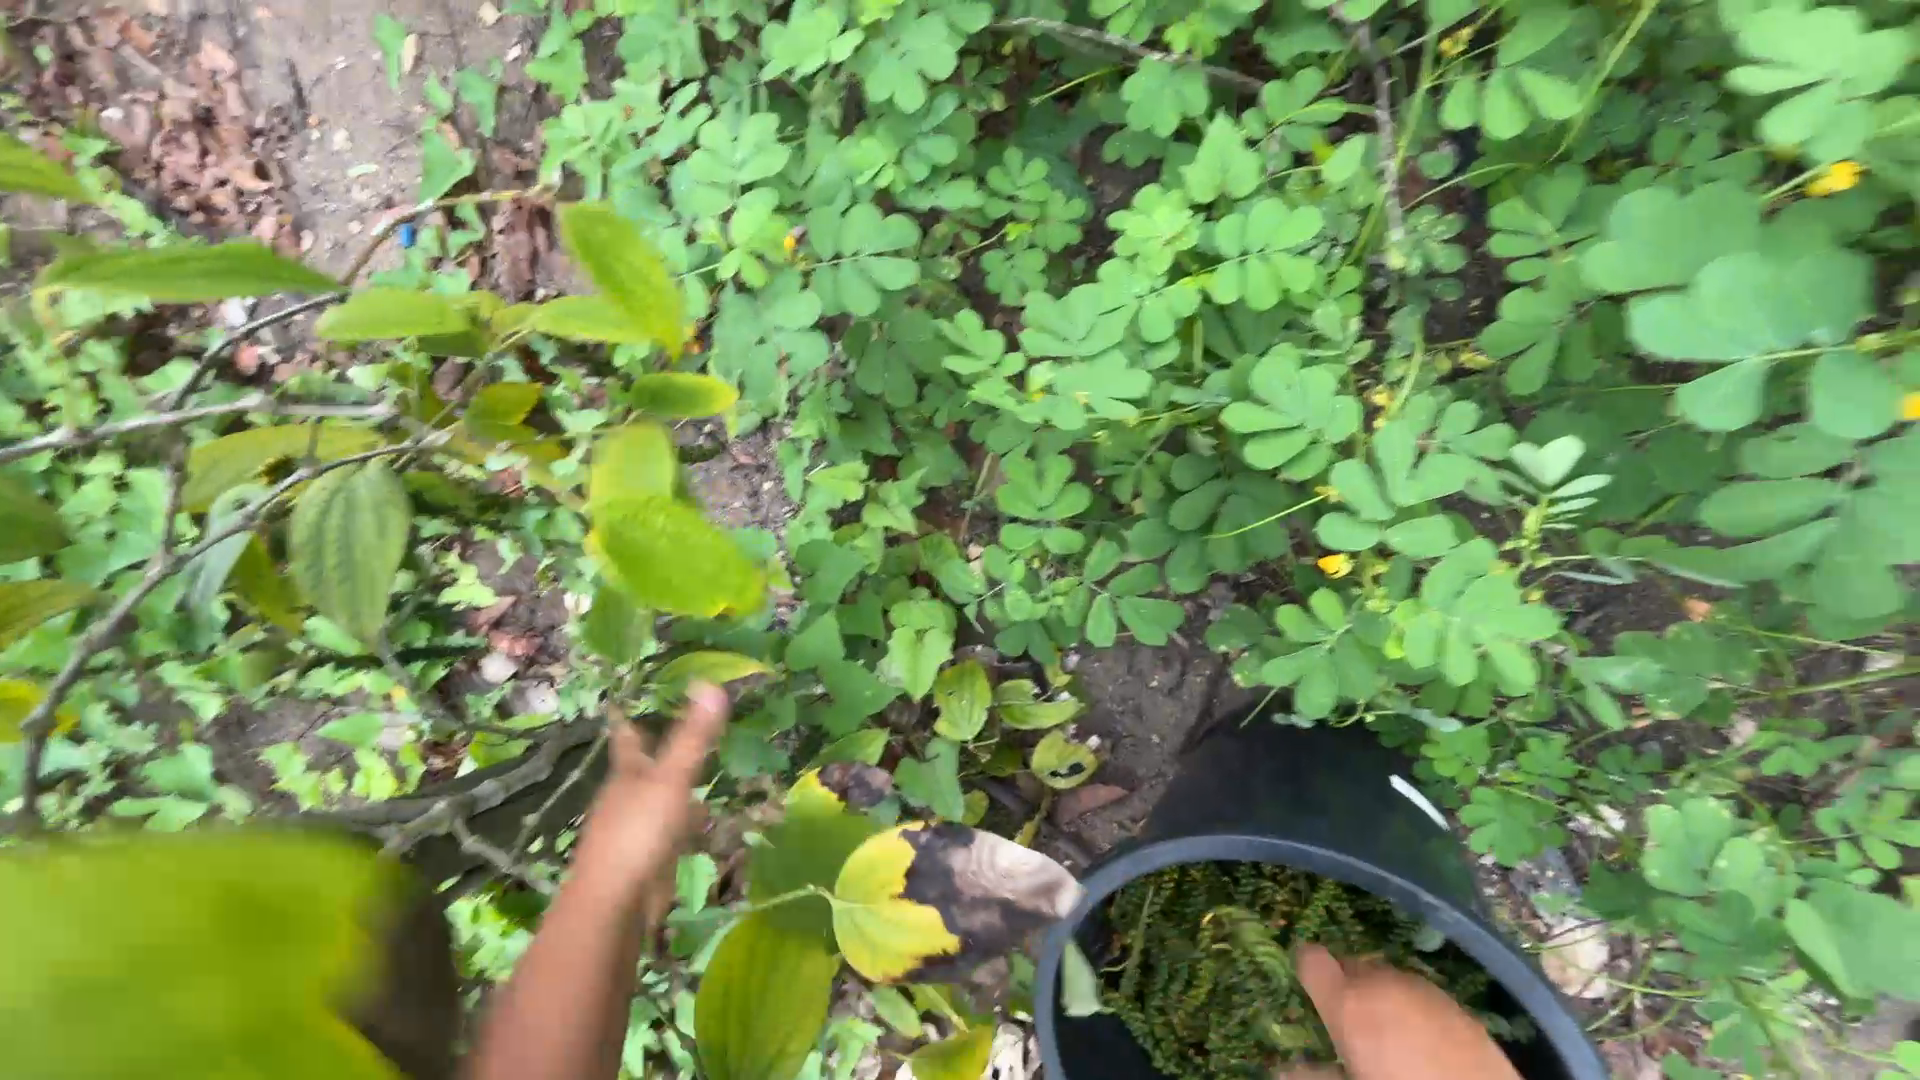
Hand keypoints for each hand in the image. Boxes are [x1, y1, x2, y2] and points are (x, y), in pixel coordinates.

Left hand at [568, 682, 729, 922]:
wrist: (615, 904)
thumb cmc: (638, 833)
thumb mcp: (671, 779)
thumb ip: (693, 737)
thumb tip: (710, 683)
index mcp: (627, 774)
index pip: (627, 736)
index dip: (628, 717)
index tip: (623, 698)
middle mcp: (626, 797)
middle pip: (642, 767)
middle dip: (657, 751)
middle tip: (680, 729)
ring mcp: (634, 829)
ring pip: (657, 798)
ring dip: (675, 787)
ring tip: (700, 771)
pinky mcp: (647, 857)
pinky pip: (669, 828)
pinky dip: (684, 820)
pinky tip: (701, 821)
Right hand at [1275, 945, 1523, 1079]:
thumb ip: (1313, 1078)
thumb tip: (1282, 1070)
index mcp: (1348, 1003)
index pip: (1310, 958)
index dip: (1306, 972)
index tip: (1309, 993)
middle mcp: (1380, 983)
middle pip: (1349, 965)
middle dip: (1345, 987)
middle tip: (1351, 1027)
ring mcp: (1421, 990)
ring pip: (1386, 977)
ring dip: (1380, 996)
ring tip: (1391, 1037)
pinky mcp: (1455, 1004)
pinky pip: (1419, 993)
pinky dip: (1412, 1009)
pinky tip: (1426, 1046)